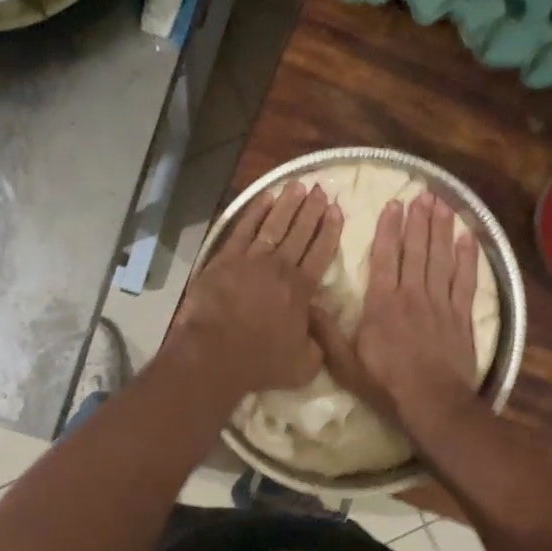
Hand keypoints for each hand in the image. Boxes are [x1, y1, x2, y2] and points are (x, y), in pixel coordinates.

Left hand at [167, 181, 342, 394]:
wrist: (214, 354)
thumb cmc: (260, 363)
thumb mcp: (304, 364)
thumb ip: (318, 344)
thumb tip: (321, 329)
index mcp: (301, 290)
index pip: (321, 252)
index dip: (330, 230)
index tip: (337, 209)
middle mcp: (279, 267)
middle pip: (300, 232)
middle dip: (312, 209)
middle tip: (321, 188)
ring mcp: (250, 260)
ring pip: (274, 225)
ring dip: (288, 204)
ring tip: (298, 186)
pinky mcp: (224, 259)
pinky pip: (243, 229)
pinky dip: (255, 211)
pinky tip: (265, 197)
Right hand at [316, 190, 480, 428]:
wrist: (431, 402)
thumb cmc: (385, 384)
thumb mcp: (344, 363)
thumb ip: (325, 333)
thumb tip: (307, 305)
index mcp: (382, 304)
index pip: (384, 258)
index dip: (388, 229)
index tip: (392, 205)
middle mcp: (411, 295)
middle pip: (416, 250)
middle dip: (418, 221)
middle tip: (421, 194)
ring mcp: (440, 304)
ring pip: (441, 259)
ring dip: (441, 230)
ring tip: (442, 204)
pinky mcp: (462, 316)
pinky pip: (465, 280)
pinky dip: (468, 257)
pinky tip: (468, 237)